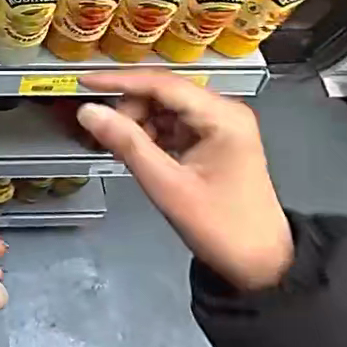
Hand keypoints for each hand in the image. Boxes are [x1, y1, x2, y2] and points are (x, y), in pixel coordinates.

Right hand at [77, 69, 292, 289]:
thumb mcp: (167, 186)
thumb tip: (90, 112)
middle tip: (111, 136)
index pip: (161, 84)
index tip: (86, 82)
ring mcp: (219, 124)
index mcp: (222, 116)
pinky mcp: (212, 139)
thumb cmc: (223, 228)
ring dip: (139, 123)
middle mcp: (223, 112)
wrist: (260, 265)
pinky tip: (141, 154)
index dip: (119, 81)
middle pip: (162, 93)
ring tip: (128, 152)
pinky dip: (151, 134)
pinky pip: (172, 123)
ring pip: (164, 107)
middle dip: (130, 110)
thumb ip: (127, 144)